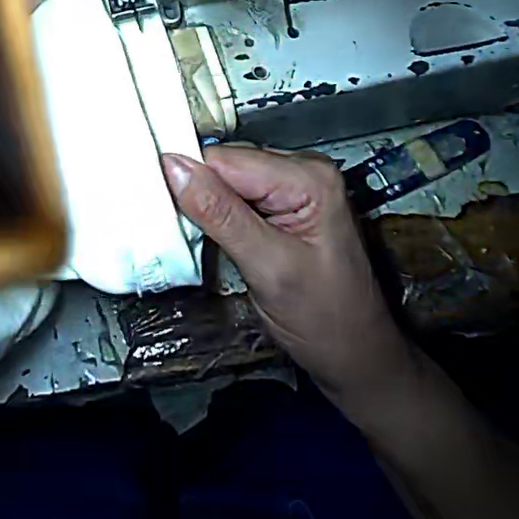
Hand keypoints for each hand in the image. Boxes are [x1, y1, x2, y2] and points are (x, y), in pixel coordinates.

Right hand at [160, 145, 412, 401]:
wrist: (359, 358)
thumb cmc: (326, 321)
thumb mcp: (268, 268)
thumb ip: (220, 214)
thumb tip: (174, 167)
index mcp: (308, 176)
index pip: (227, 160)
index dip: (190, 179)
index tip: (159, 204)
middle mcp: (303, 169)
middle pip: (227, 164)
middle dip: (199, 193)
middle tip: (180, 229)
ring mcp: (295, 185)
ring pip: (229, 179)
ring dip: (208, 204)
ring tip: (198, 235)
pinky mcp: (285, 203)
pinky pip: (239, 193)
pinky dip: (221, 212)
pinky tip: (217, 235)